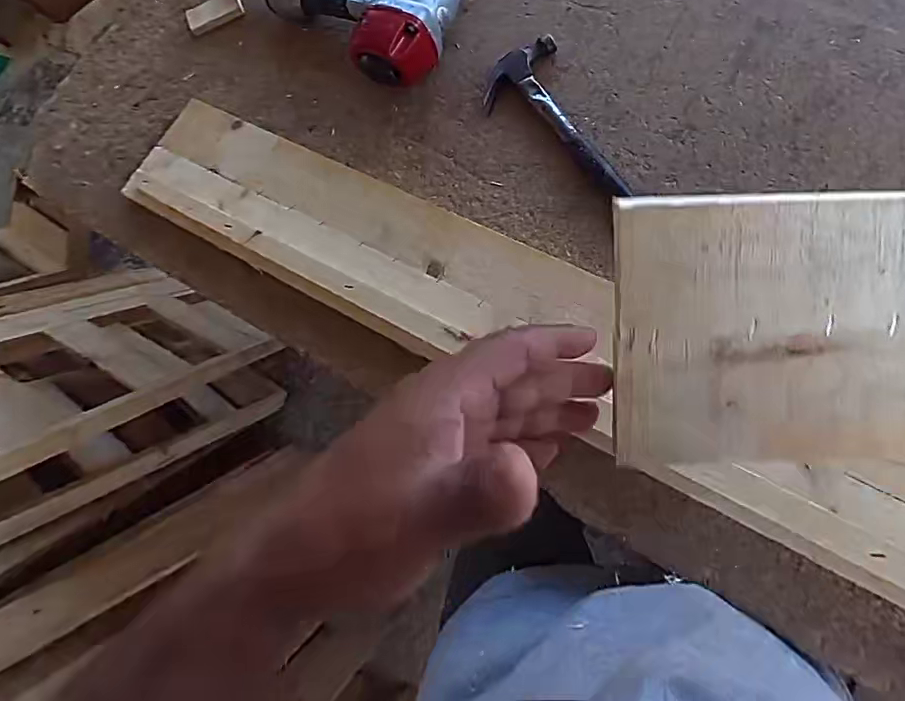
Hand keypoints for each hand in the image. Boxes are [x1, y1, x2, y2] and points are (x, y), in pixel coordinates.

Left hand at [243, 325, 612, 613]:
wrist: (295, 564)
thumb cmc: (358, 527)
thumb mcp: (422, 512)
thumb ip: (477, 492)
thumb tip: (531, 468)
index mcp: (445, 395)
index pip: (507, 353)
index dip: (551, 343)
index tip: (593, 340)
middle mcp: (446, 409)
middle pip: (513, 381)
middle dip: (560, 379)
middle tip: (609, 384)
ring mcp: (439, 441)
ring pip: (504, 414)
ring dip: (547, 412)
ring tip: (591, 417)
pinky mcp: (435, 473)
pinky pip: (492, 448)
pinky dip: (524, 445)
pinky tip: (546, 453)